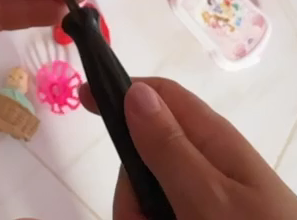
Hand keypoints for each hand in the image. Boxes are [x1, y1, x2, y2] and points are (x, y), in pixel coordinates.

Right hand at [84, 78, 296, 219]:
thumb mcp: (211, 200)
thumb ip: (169, 148)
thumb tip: (135, 89)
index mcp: (214, 142)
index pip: (161, 94)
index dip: (121, 91)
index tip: (82, 102)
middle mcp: (210, 167)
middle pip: (145, 158)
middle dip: (132, 194)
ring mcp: (209, 204)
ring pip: (152, 201)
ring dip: (143, 219)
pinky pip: (165, 217)